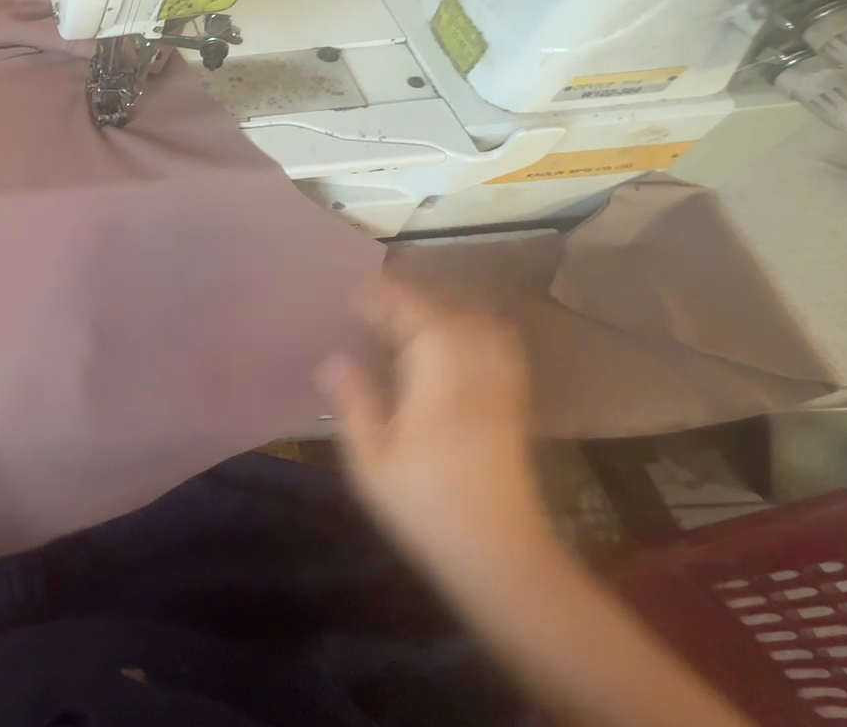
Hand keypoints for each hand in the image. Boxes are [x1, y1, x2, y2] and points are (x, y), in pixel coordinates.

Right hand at [317, 277, 550, 570]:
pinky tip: (448, 341)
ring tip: (409, 311)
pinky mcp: (513, 410)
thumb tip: (334, 359)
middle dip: (417, 297)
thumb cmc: (424, 508)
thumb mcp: (371, 460)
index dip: (390, 299)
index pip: (422, 323)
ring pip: (484, 330)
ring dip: (447, 310)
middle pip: (457, 318)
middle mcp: (478, 382)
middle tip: (376, 295)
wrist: (501, 557)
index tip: (356, 290)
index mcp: (440, 390)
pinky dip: (472, 330)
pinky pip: (499, 350)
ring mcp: (502, 394)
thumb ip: (354, 404)